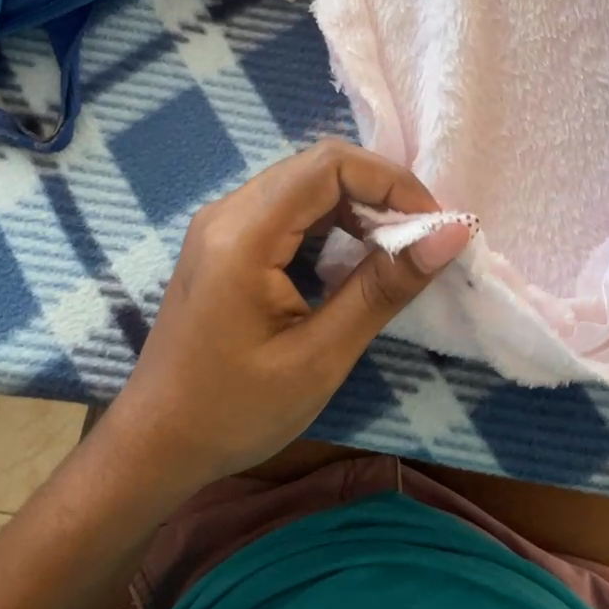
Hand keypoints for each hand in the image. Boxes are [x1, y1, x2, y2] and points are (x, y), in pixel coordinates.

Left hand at [98, 141, 468, 486]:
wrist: (157, 443)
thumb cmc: (235, 411)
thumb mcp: (320, 356)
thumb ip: (383, 288)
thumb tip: (451, 235)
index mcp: (243, 235)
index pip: (329, 166)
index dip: (391, 183)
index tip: (435, 227)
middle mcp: (226, 212)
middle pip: (317, 168)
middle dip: (380, 194)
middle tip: (423, 241)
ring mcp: (220, 225)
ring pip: (303, 187)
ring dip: (357, 209)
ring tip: (396, 253)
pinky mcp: (222, 243)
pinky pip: (285, 211)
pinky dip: (330, 226)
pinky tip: (352, 263)